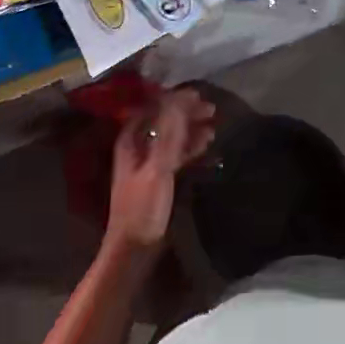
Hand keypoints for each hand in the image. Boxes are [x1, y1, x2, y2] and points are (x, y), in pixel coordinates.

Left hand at [105, 87, 216, 256]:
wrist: (133, 248)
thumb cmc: (143, 209)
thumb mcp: (158, 169)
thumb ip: (169, 136)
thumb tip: (178, 100)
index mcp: (130, 140)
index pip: (152, 108)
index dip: (173, 99)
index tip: (198, 95)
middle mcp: (136, 146)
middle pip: (161, 120)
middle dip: (184, 112)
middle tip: (212, 108)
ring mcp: (146, 162)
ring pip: (170, 136)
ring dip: (189, 128)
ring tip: (214, 123)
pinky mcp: (157, 178)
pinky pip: (174, 154)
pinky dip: (189, 146)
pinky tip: (206, 144)